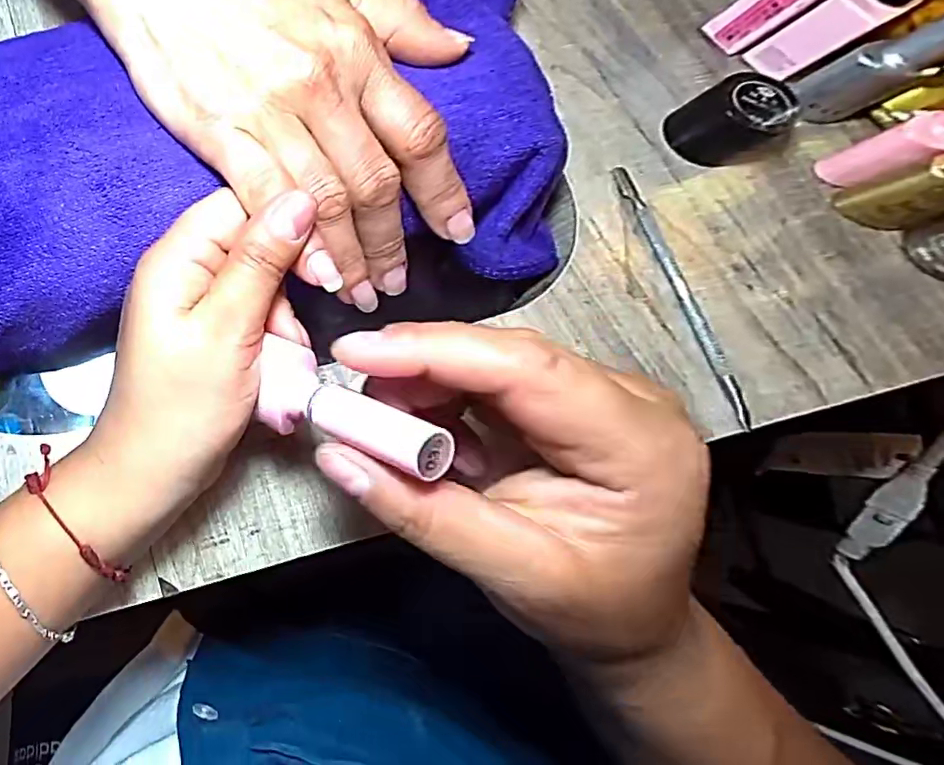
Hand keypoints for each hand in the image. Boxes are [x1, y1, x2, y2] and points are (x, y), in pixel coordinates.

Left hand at [81, 188, 315, 526]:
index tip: (322, 264)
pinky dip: (271, 336)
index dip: (287, 222)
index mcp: (173, 256)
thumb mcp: (227, 331)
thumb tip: (296, 197)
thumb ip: (260, 262)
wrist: (150, 470)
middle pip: (252, 239)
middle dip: (286, 282)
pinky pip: (251, 310)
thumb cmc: (181, 407)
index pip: (238, 202)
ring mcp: (191, 297)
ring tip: (280, 361)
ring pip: (260, 279)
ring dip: (282, 317)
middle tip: (291, 332)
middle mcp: (179, 266)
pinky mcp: (206, 324)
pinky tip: (275, 370)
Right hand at [90, 0, 475, 312]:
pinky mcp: (219, 134)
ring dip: (347, 253)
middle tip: (398, 280)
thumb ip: (397, 18)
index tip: (455, 229)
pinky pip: (264, 194)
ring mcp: (267, 114)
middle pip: (372, 180)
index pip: (416, 134)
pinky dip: (291, 237)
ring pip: (323, 198)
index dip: (442, 190)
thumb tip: (457, 49)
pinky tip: (309, 272)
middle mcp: (319, 89)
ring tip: (359, 291)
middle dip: (391, 240)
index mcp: (352, 52)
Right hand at [313, 323, 709, 667]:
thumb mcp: (507, 572)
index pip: (522, 367)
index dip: (429, 350)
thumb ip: (418, 512)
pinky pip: (472, 367)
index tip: (350, 354)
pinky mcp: (554, 389)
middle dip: (411, 368)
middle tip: (359, 409)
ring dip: (417, 384)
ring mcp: (590, 386)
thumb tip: (334, 457)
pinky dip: (431, 393)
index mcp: (635, 445)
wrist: (631, 621)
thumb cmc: (589, 605)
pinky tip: (434, 440)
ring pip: (474, 351)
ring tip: (406, 444)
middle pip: (492, 350)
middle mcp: (622, 397)